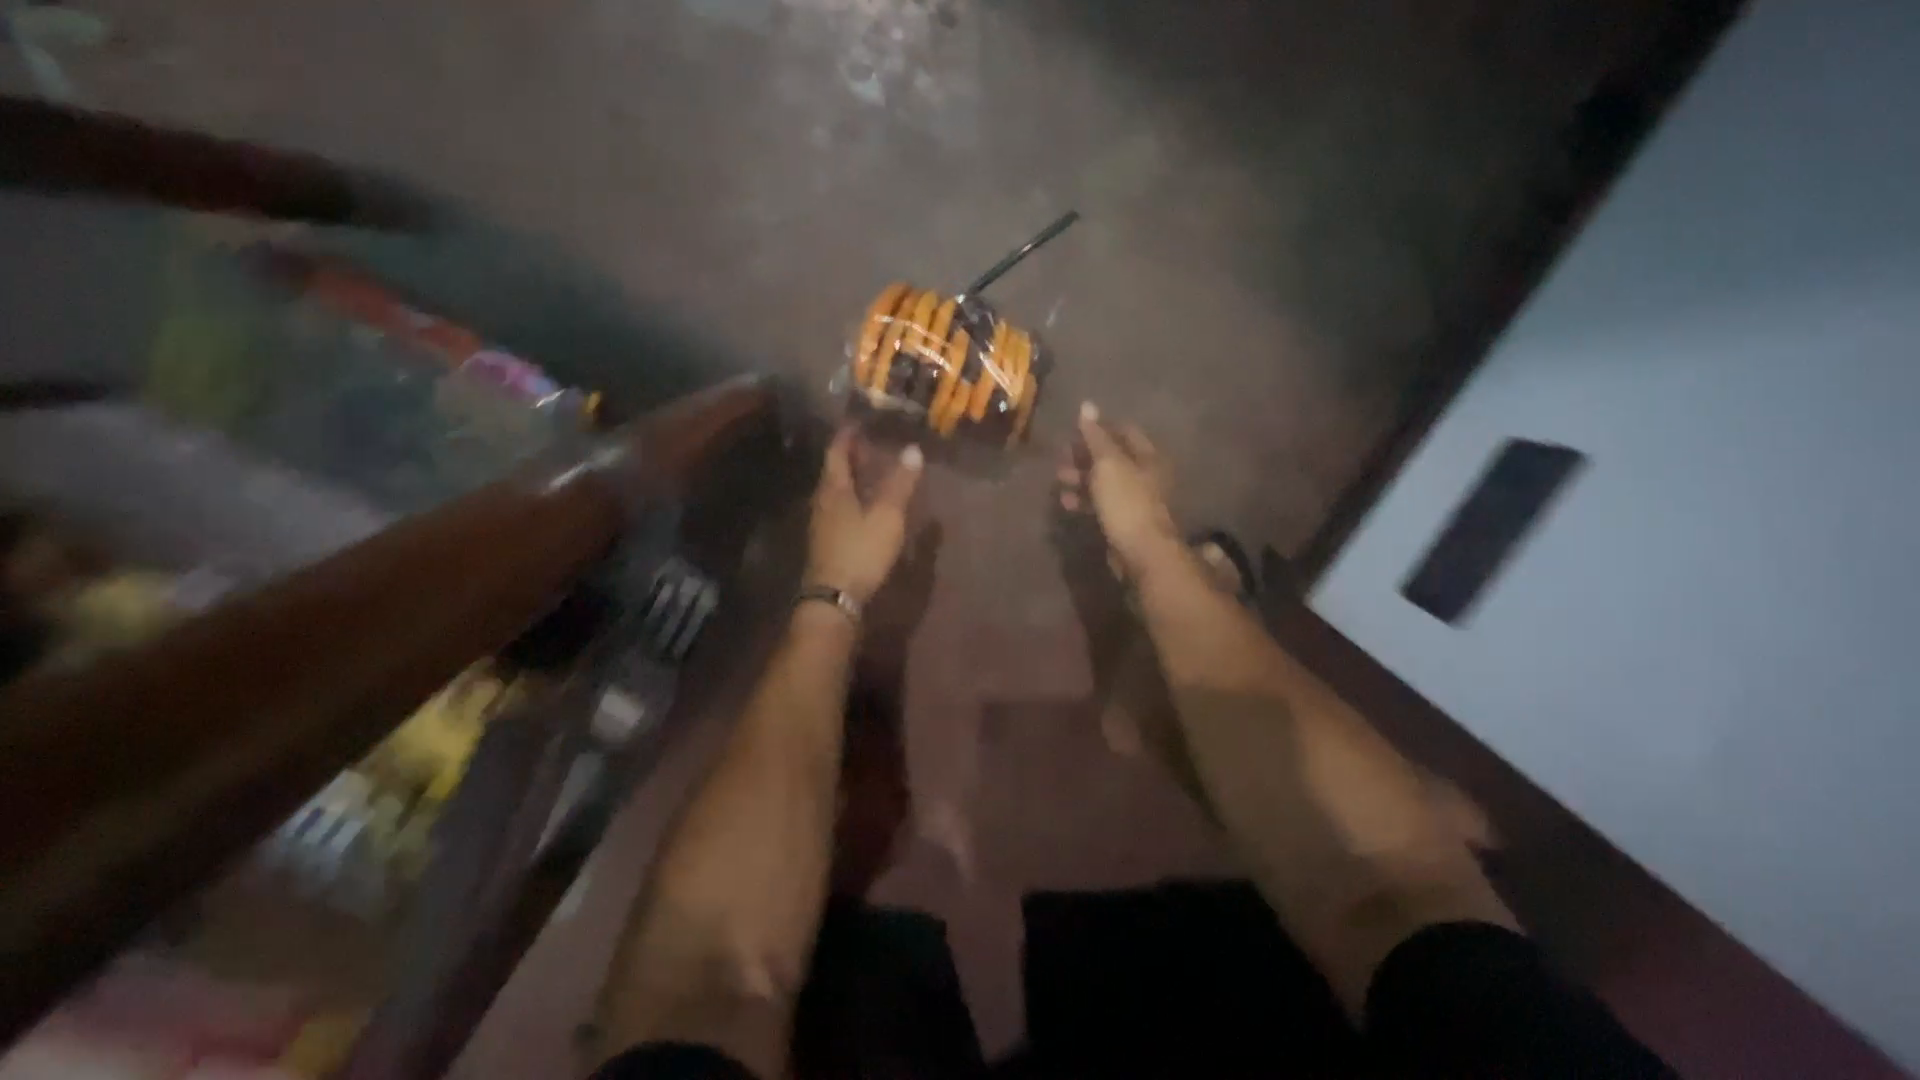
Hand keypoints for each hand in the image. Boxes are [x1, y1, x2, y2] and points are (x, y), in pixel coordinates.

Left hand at [807, 428, 923, 605]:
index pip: (837, 451)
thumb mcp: (887, 516)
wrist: (833, 598)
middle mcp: (822, 501)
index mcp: (833, 488)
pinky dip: (853, 500)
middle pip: (834, 471)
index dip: (848, 435)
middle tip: (872, 445)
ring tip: (874, 473)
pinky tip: (867, 507)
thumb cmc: (860, 551)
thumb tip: (912, 450)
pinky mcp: (827, 543)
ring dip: (853, 479)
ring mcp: (821, 524)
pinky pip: (839, 510)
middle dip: (852, 456)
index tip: (860, 421)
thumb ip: (900, 484)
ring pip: (836, 492)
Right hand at [1057, 402, 1181, 577]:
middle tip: (1060, 458)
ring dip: (1080, 479)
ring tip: (1059, 481)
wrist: (1141, 553)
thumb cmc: (1127, 502)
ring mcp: (1135, 499)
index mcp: (1147, 456)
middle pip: (1112, 457)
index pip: (1123, 431)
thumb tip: (1086, 404)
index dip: (1098, 428)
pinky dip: (1085, 500)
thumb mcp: (1108, 464)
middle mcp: (1144, 474)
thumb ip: (1095, 436)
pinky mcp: (1124, 522)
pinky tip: (1067, 503)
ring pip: (1104, 482)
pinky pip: (1101, 505)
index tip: (1072, 431)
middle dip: (1084, 455)